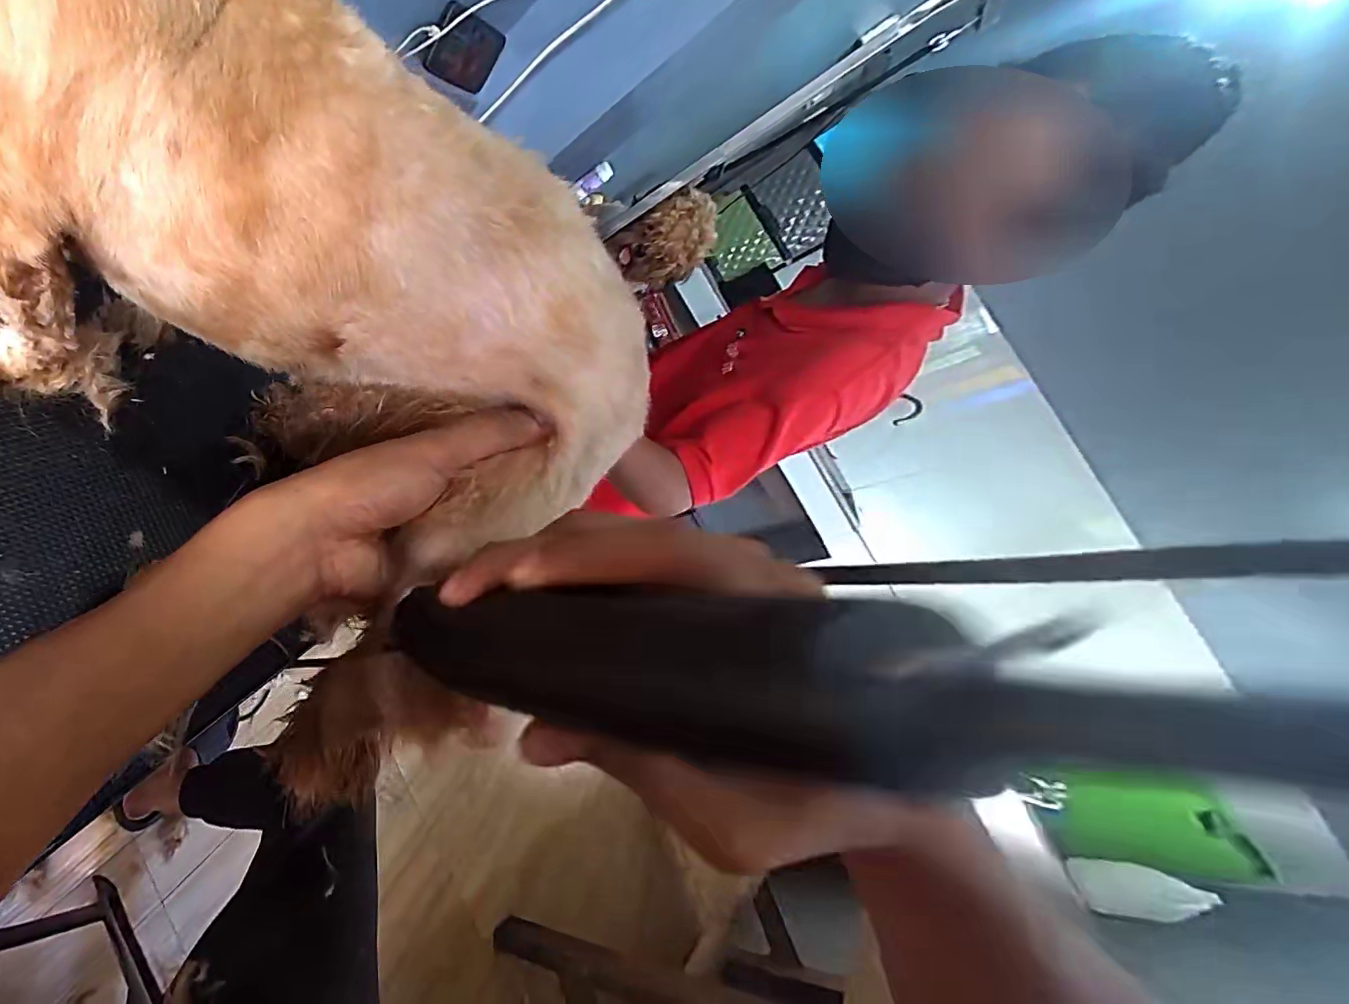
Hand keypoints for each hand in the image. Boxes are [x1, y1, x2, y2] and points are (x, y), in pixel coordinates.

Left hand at [220, 408, 547, 604]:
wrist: (325, 547)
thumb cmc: (374, 484)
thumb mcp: (433, 451)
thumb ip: (486, 436)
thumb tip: (546, 416)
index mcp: (438, 457)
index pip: (495, 451)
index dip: (530, 451)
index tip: (577, 455)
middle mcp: (443, 494)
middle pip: (497, 495)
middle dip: (531, 500)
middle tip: (584, 509)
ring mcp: (440, 536)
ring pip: (490, 534)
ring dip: (517, 537)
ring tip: (572, 541)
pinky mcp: (437, 574)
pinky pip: (475, 567)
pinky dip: (496, 567)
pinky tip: (539, 569)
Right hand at [441, 513, 939, 874]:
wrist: (884, 792)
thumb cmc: (815, 806)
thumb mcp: (732, 816)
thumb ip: (640, 770)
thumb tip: (531, 738)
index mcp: (765, 610)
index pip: (660, 555)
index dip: (575, 560)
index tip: (504, 581)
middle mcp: (741, 569)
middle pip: (622, 532)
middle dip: (533, 551)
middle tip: (464, 588)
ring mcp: (717, 569)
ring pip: (614, 536)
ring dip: (540, 552)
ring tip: (481, 588)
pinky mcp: (694, 584)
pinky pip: (618, 557)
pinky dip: (561, 566)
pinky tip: (524, 593)